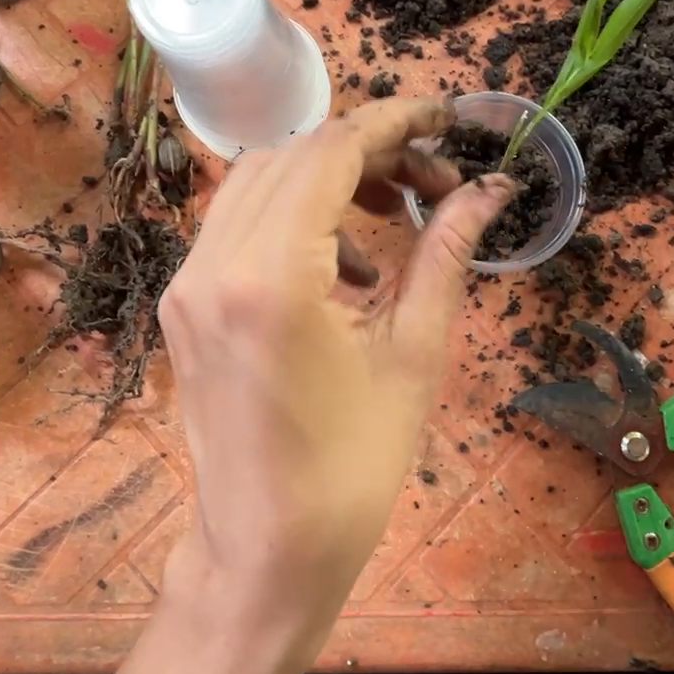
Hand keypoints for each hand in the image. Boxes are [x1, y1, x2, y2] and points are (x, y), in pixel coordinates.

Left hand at [95, 99, 511, 673]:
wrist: (264, 554)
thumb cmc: (352, 470)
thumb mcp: (414, 356)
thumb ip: (446, 254)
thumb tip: (489, 189)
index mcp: (270, 277)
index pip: (331, 152)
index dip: (395, 121)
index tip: (446, 120)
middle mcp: (212, 264)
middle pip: (293, 154)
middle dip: (370, 150)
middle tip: (432, 179)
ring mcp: (187, 282)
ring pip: (260, 180)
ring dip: (330, 178)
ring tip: (394, 217)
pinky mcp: (184, 302)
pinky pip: (239, 223)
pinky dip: (296, 216)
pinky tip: (346, 267)